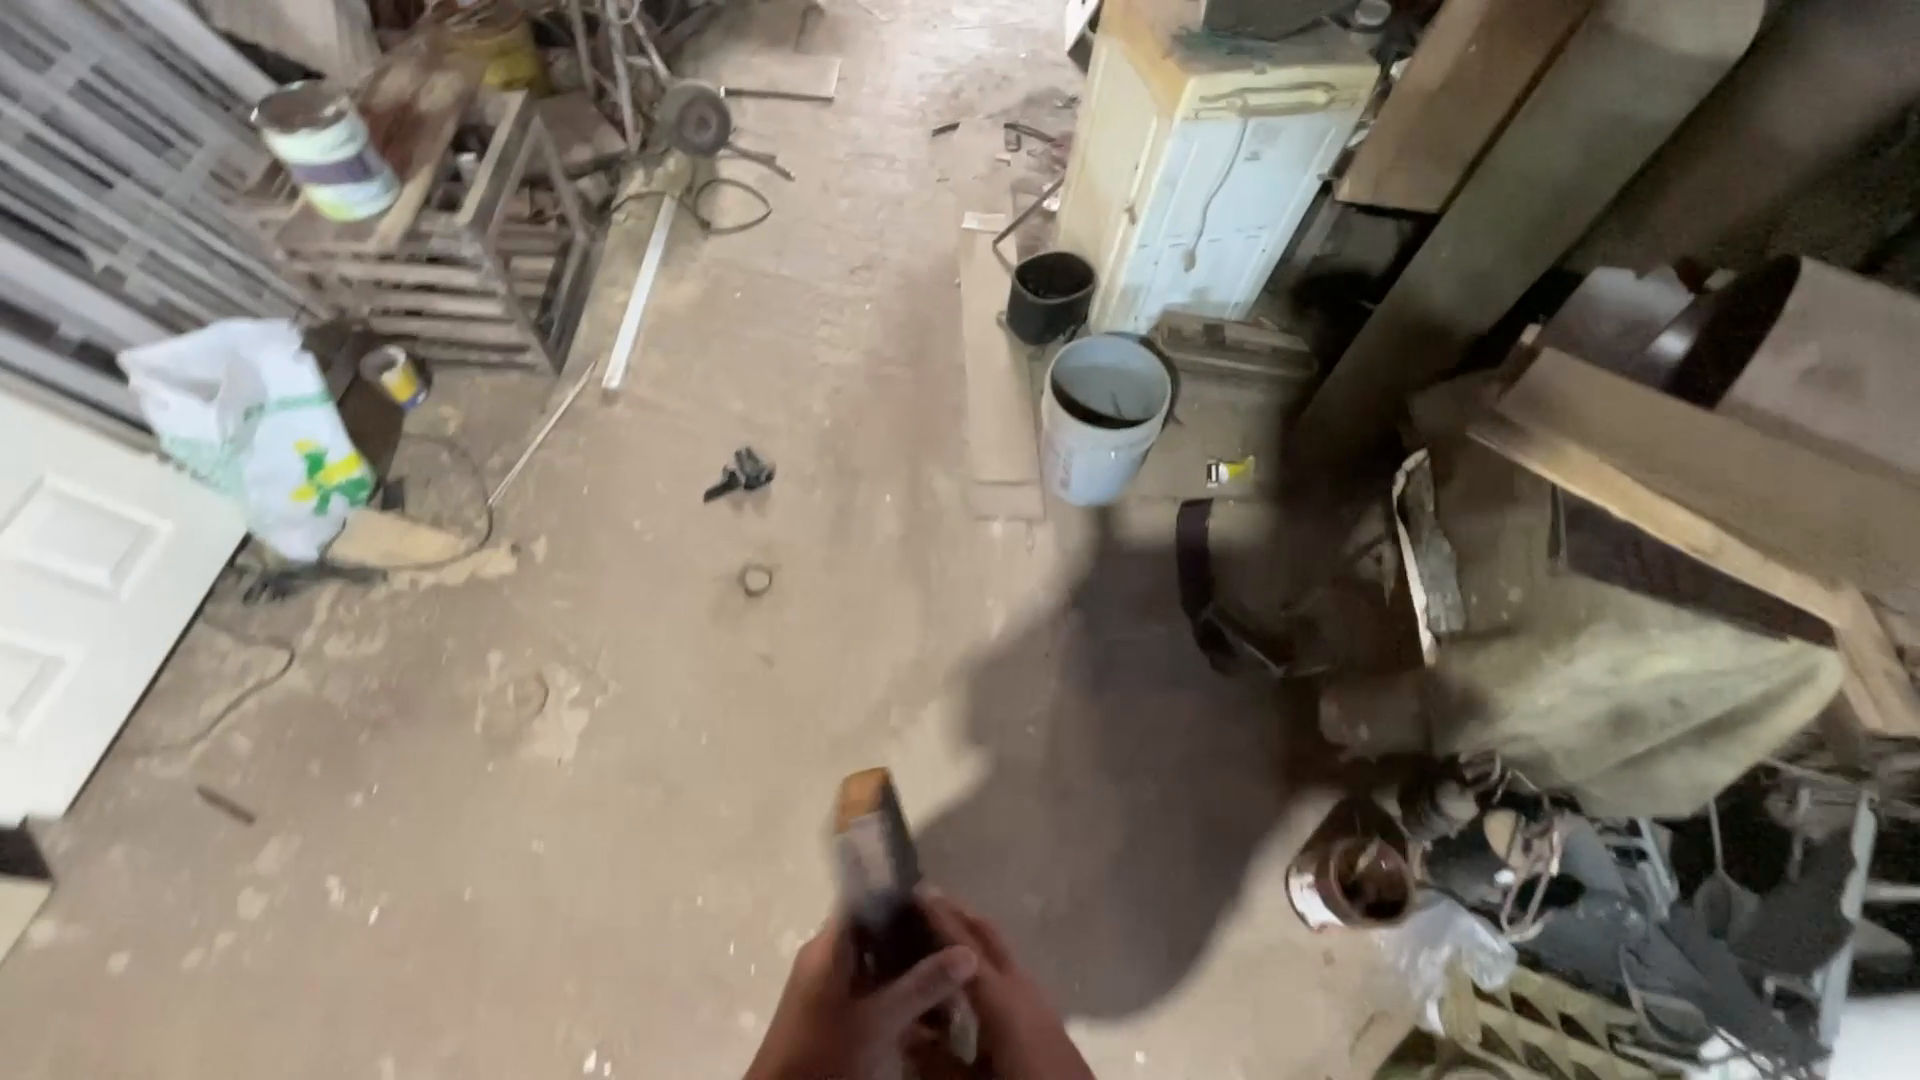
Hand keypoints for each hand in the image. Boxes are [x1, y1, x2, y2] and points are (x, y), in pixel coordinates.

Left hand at [745, 908, 978, 1079]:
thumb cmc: (825, 1052)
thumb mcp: (879, 1021)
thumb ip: (922, 985)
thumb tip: (969, 952)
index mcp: (829, 944)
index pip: (866, 897)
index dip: (902, 894)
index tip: (939, 899)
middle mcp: (825, 954)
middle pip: (873, 927)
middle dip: (912, 932)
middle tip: (951, 937)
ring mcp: (826, 982)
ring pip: (873, 958)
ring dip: (906, 963)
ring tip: (946, 967)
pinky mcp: (830, 1008)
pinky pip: (867, 982)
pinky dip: (894, 986)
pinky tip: (924, 1001)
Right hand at [919, 891, 1095, 1079]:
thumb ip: (936, 1062)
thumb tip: (905, 1031)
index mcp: (1002, 1001)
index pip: (965, 949)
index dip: (940, 919)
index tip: (916, 892)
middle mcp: (1022, 989)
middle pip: (989, 937)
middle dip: (960, 916)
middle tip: (927, 903)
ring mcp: (1038, 1001)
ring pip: (1002, 953)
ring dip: (974, 938)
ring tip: (942, 935)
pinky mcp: (1045, 1019)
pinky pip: (1010, 973)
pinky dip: (987, 962)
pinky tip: (971, 982)